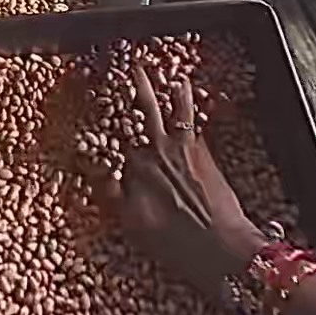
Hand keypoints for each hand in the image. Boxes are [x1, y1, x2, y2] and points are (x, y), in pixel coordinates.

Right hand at [96, 66, 265, 298]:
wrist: (220, 245)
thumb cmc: (175, 243)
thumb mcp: (134, 225)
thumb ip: (114, 196)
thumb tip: (101, 172)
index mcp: (132, 170)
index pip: (110, 138)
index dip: (103, 117)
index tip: (95, 100)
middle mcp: (152, 152)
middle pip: (138, 114)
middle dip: (132, 90)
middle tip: (127, 68)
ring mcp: (177, 147)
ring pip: (164, 109)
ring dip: (159, 88)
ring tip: (154, 68)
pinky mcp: (199, 149)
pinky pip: (189, 116)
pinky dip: (185, 99)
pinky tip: (183, 87)